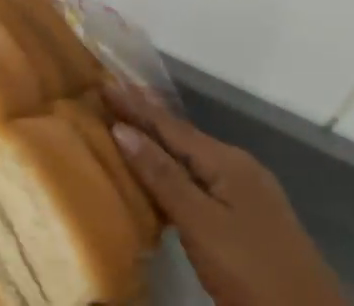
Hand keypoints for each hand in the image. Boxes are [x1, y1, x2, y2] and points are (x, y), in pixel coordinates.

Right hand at [105, 82, 346, 305]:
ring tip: (126, 126)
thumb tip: (122, 129)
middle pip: (183, 137)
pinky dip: (173, 167)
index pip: (170, 126)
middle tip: (111, 95)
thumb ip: (163, 176)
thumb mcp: (201, 223)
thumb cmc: (251, 269)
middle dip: (146, 117)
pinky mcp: (248, 217)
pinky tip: (161, 170)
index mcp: (228, 162)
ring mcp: (247, 194)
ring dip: (158, 142)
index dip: (134, 105)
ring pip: (191, 158)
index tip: (102, 83)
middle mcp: (239, 168)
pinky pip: (200, 178)